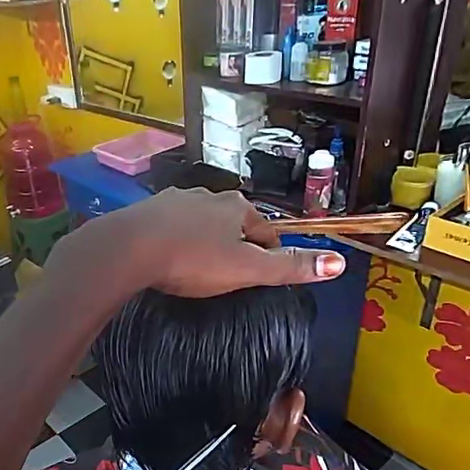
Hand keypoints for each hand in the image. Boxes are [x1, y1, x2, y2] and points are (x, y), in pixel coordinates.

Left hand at [69, 188, 344, 296]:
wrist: (129, 248)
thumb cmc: (193, 259)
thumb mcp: (246, 269)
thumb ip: (290, 267)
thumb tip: (341, 263)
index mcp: (236, 207)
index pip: (266, 230)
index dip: (269, 253)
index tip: (263, 274)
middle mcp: (207, 196)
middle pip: (232, 222)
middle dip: (235, 243)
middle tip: (231, 272)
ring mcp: (174, 201)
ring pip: (199, 221)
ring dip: (204, 239)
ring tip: (199, 265)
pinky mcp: (146, 212)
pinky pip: (169, 226)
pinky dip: (175, 239)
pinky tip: (167, 255)